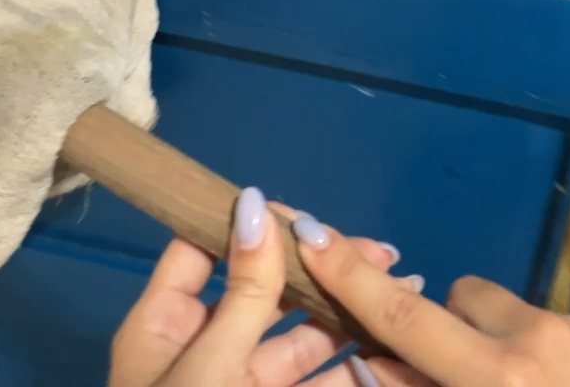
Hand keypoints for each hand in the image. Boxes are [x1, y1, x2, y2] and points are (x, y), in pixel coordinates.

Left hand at [109, 188, 404, 386]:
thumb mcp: (208, 369)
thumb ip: (245, 290)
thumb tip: (257, 200)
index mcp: (168, 326)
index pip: (205, 247)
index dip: (251, 221)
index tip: (307, 212)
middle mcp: (208, 347)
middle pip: (269, 286)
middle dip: (323, 268)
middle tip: (379, 254)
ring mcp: (245, 383)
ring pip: (304, 334)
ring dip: (350, 313)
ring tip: (401, 290)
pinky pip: (324, 380)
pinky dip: (357, 365)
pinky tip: (392, 346)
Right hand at [291, 212, 569, 386]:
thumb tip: (383, 365)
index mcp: (500, 379)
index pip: (408, 321)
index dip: (354, 278)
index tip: (313, 233)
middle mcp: (540, 337)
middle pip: (463, 296)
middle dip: (450, 328)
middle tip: (462, 377)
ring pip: (510, 310)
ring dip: (499, 341)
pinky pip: (552, 324)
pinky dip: (542, 352)